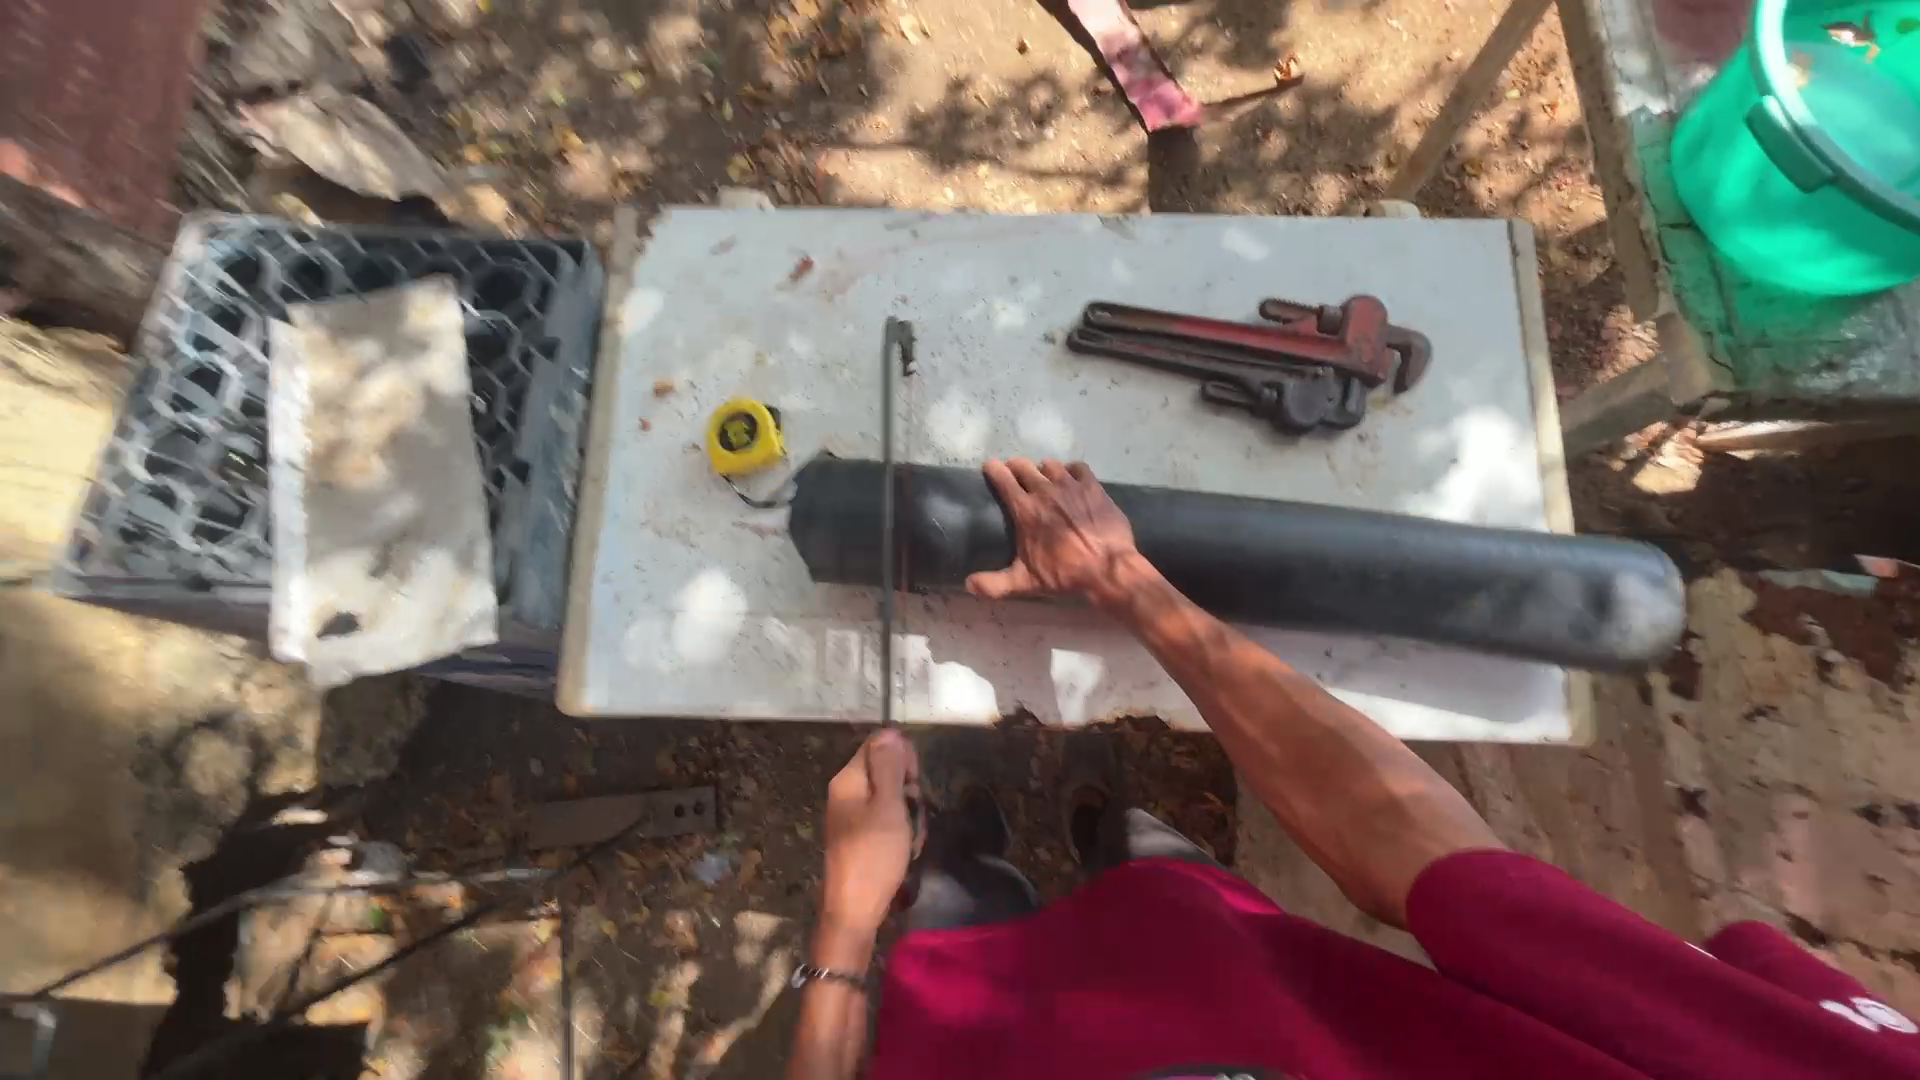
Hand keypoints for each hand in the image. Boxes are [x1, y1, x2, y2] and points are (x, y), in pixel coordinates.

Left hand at [820, 729, 920, 948]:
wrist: (854, 912)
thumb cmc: (873, 857)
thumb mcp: (887, 807)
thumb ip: (889, 768)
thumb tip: (889, 731)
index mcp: (849, 779)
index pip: (880, 744)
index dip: (903, 759)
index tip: (912, 785)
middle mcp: (848, 792)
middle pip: (889, 771)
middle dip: (909, 792)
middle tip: (912, 815)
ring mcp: (854, 815)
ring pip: (893, 798)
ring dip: (909, 816)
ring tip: (910, 839)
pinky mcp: (862, 836)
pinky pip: (888, 820)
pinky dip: (902, 832)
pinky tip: (906, 850)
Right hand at [966, 459, 1142, 604]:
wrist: (1107, 568)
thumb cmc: (1064, 574)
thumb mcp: (1026, 582)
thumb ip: (994, 584)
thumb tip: (968, 585)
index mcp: (1025, 510)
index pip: (1003, 478)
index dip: (994, 470)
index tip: (990, 468)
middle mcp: (1045, 490)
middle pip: (1024, 466)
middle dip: (1016, 467)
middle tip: (1015, 474)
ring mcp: (1071, 486)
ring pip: (1051, 465)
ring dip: (1043, 470)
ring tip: (1044, 478)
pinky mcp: (1093, 487)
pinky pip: (1078, 468)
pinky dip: (1071, 470)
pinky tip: (1072, 478)